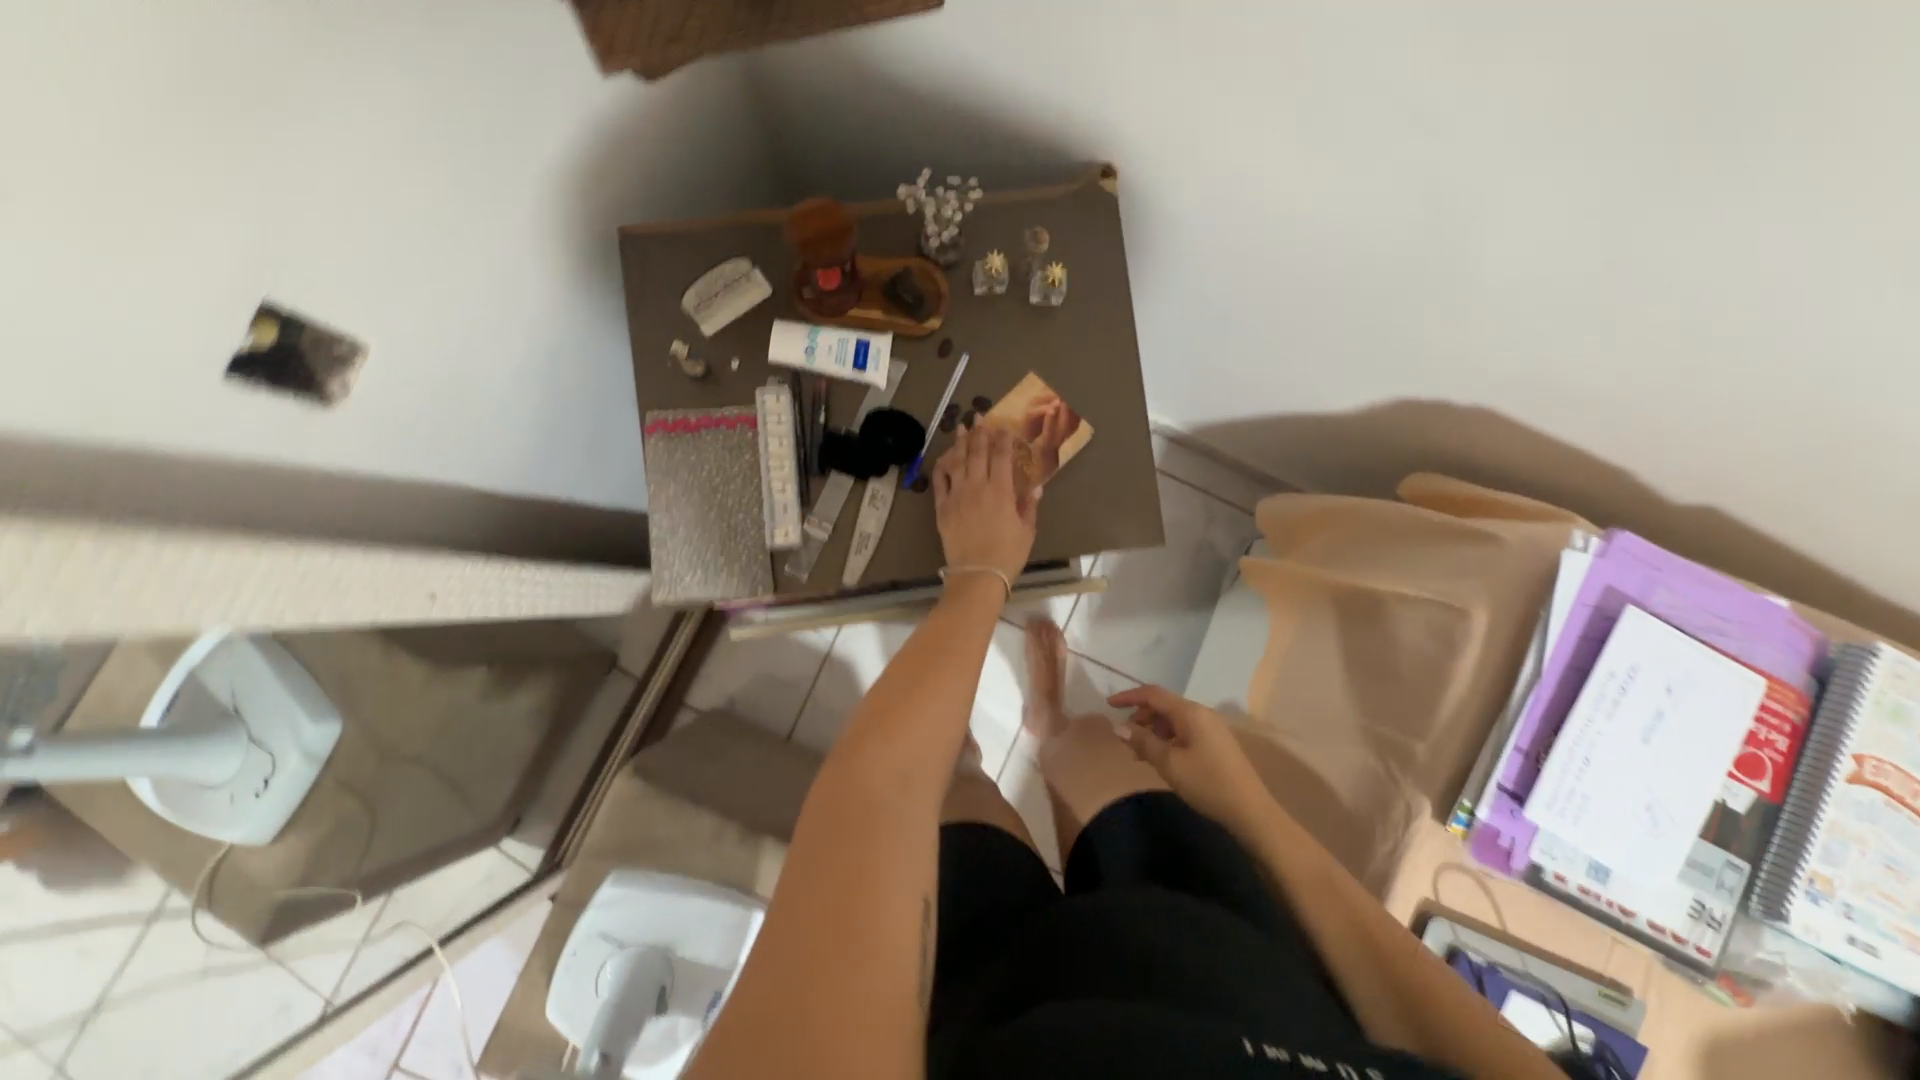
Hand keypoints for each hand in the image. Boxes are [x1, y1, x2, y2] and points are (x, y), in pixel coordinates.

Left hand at [933, 423, 1037, 580]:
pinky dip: (942, 466)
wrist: (977, 575)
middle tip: (978, 417)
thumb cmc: (1007, 555)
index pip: (1002, 457)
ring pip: (957, 462)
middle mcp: (977, 487)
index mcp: (1001, 491)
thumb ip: (1029, 506)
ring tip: (961, 428)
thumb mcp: (1027, 531)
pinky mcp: (942, 508)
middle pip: (977, 453)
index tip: (1004, 427)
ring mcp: (956, 496)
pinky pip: (940, 481)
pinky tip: (944, 457)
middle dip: (979, 433)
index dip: (1003, 439)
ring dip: (960, 443)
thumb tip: (1036, 487)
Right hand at [1109, 684, 1273, 836]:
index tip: (1109, 705)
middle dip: (1141, 718)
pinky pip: (1185, 732)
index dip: (1129, 696)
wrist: (1249, 809)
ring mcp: (1211, 728)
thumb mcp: (1169, 763)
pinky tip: (1162, 759)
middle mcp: (1201, 713)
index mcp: (1190, 712)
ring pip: (1174, 720)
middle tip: (1126, 739)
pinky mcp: (1216, 743)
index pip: (1153, 694)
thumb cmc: (1206, 782)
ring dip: (1154, 732)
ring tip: (1141, 754)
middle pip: (1164, 706)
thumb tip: (1118, 727)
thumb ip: (1142, 742)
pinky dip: (1168, 739)